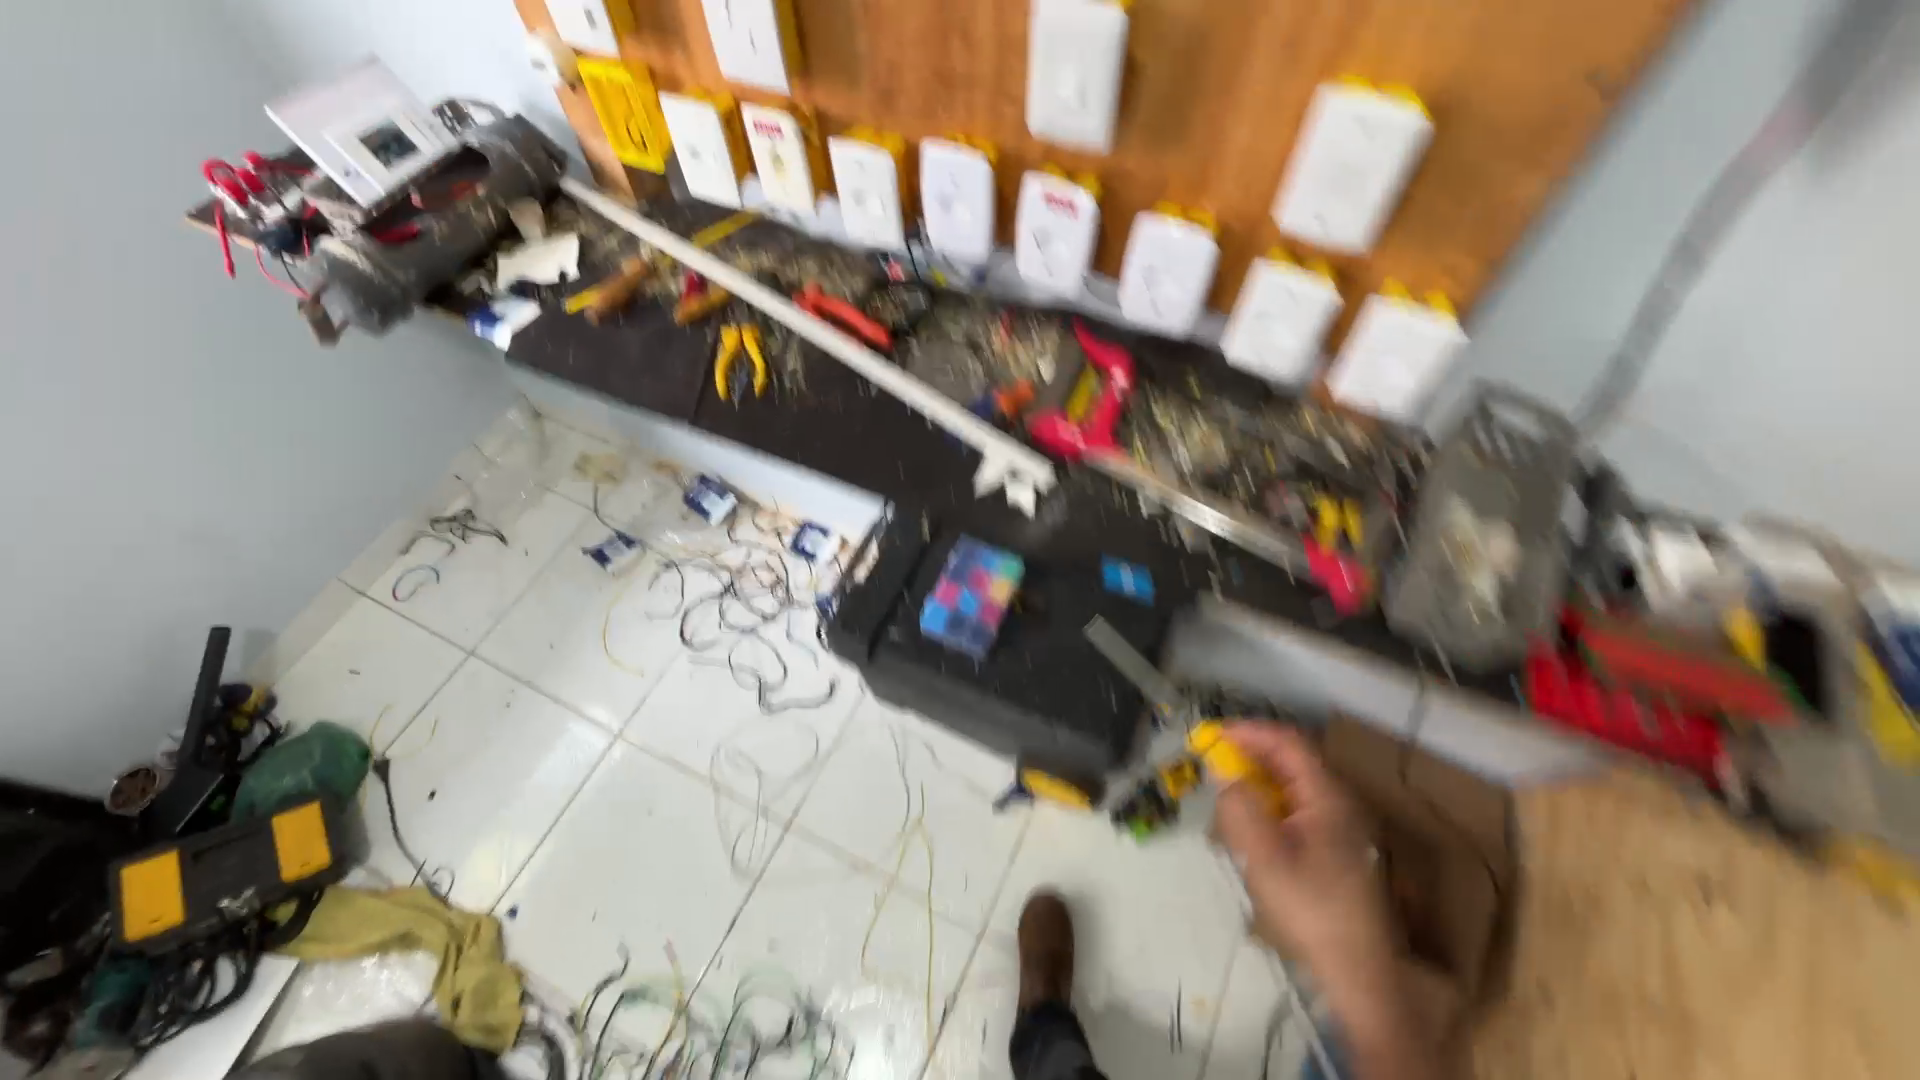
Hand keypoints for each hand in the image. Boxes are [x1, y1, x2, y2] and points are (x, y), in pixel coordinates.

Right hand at [1212, 723, 1396, 1008]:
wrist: (1359, 972)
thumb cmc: (1311, 911)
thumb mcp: (1265, 859)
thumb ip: (1240, 809)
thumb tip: (1225, 775)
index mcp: (1327, 798)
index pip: (1288, 743)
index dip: (1250, 733)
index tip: (1213, 737)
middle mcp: (1338, 805)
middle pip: (1292, 763)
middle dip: (1250, 758)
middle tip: (1214, 767)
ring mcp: (1339, 829)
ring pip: (1292, 789)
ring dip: (1257, 786)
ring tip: (1228, 802)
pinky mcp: (1334, 852)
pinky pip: (1296, 813)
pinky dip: (1268, 810)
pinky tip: (1252, 835)